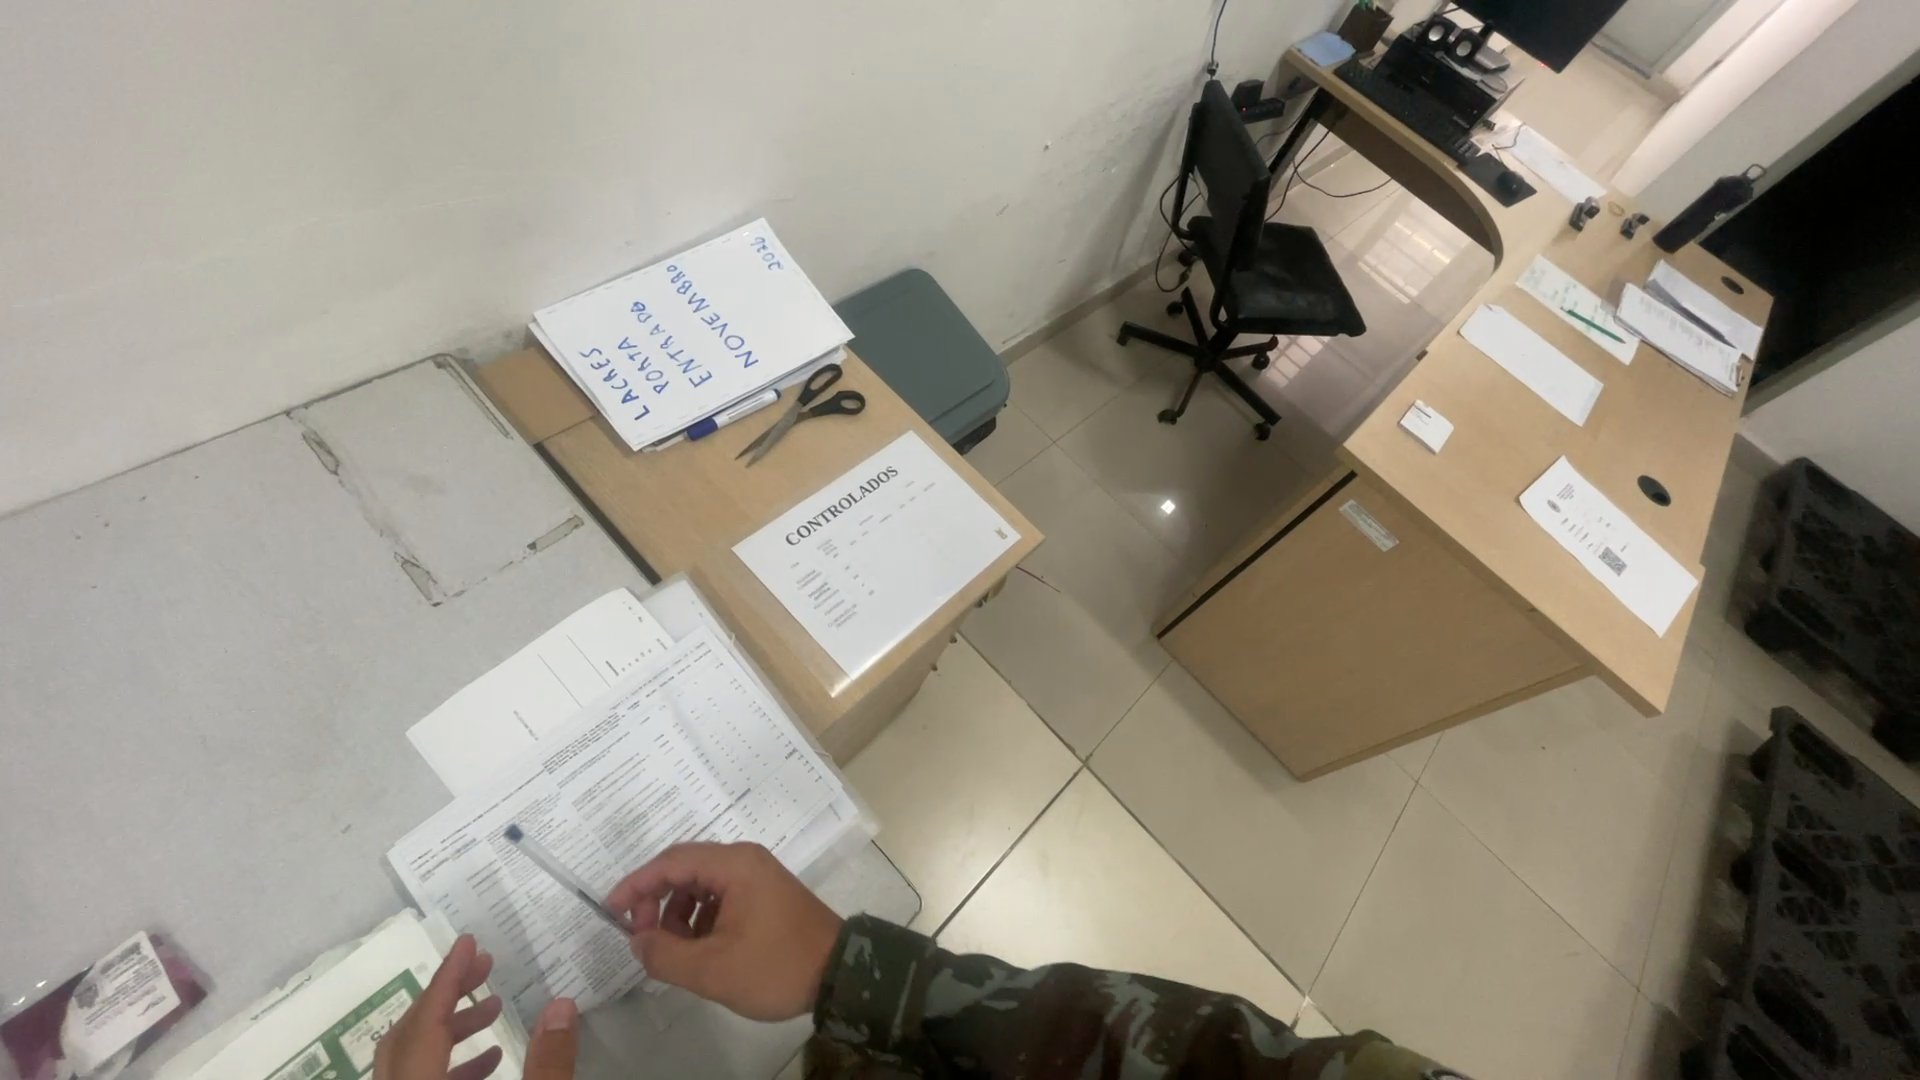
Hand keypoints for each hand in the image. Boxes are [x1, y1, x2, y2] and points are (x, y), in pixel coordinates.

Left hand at [373, 935, 577, 1079]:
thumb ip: (548, 1066)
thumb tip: (562, 1005)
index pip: (424, 1028)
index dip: (447, 982)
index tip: (469, 942)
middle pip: (406, 1040)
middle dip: (446, 997)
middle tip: (486, 965)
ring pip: (408, 1063)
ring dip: (450, 1029)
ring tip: (494, 1007)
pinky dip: (448, 1063)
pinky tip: (492, 1058)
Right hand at [606, 842, 843, 1021]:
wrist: (836, 972)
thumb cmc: (775, 966)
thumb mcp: (712, 969)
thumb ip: (665, 954)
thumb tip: (638, 940)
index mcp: (734, 864)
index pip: (672, 861)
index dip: (636, 884)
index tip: (610, 911)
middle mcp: (745, 859)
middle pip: (686, 866)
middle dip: (656, 898)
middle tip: (641, 937)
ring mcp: (757, 874)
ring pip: (701, 883)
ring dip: (678, 911)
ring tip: (671, 951)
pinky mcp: (764, 892)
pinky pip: (720, 895)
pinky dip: (700, 917)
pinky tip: (697, 948)